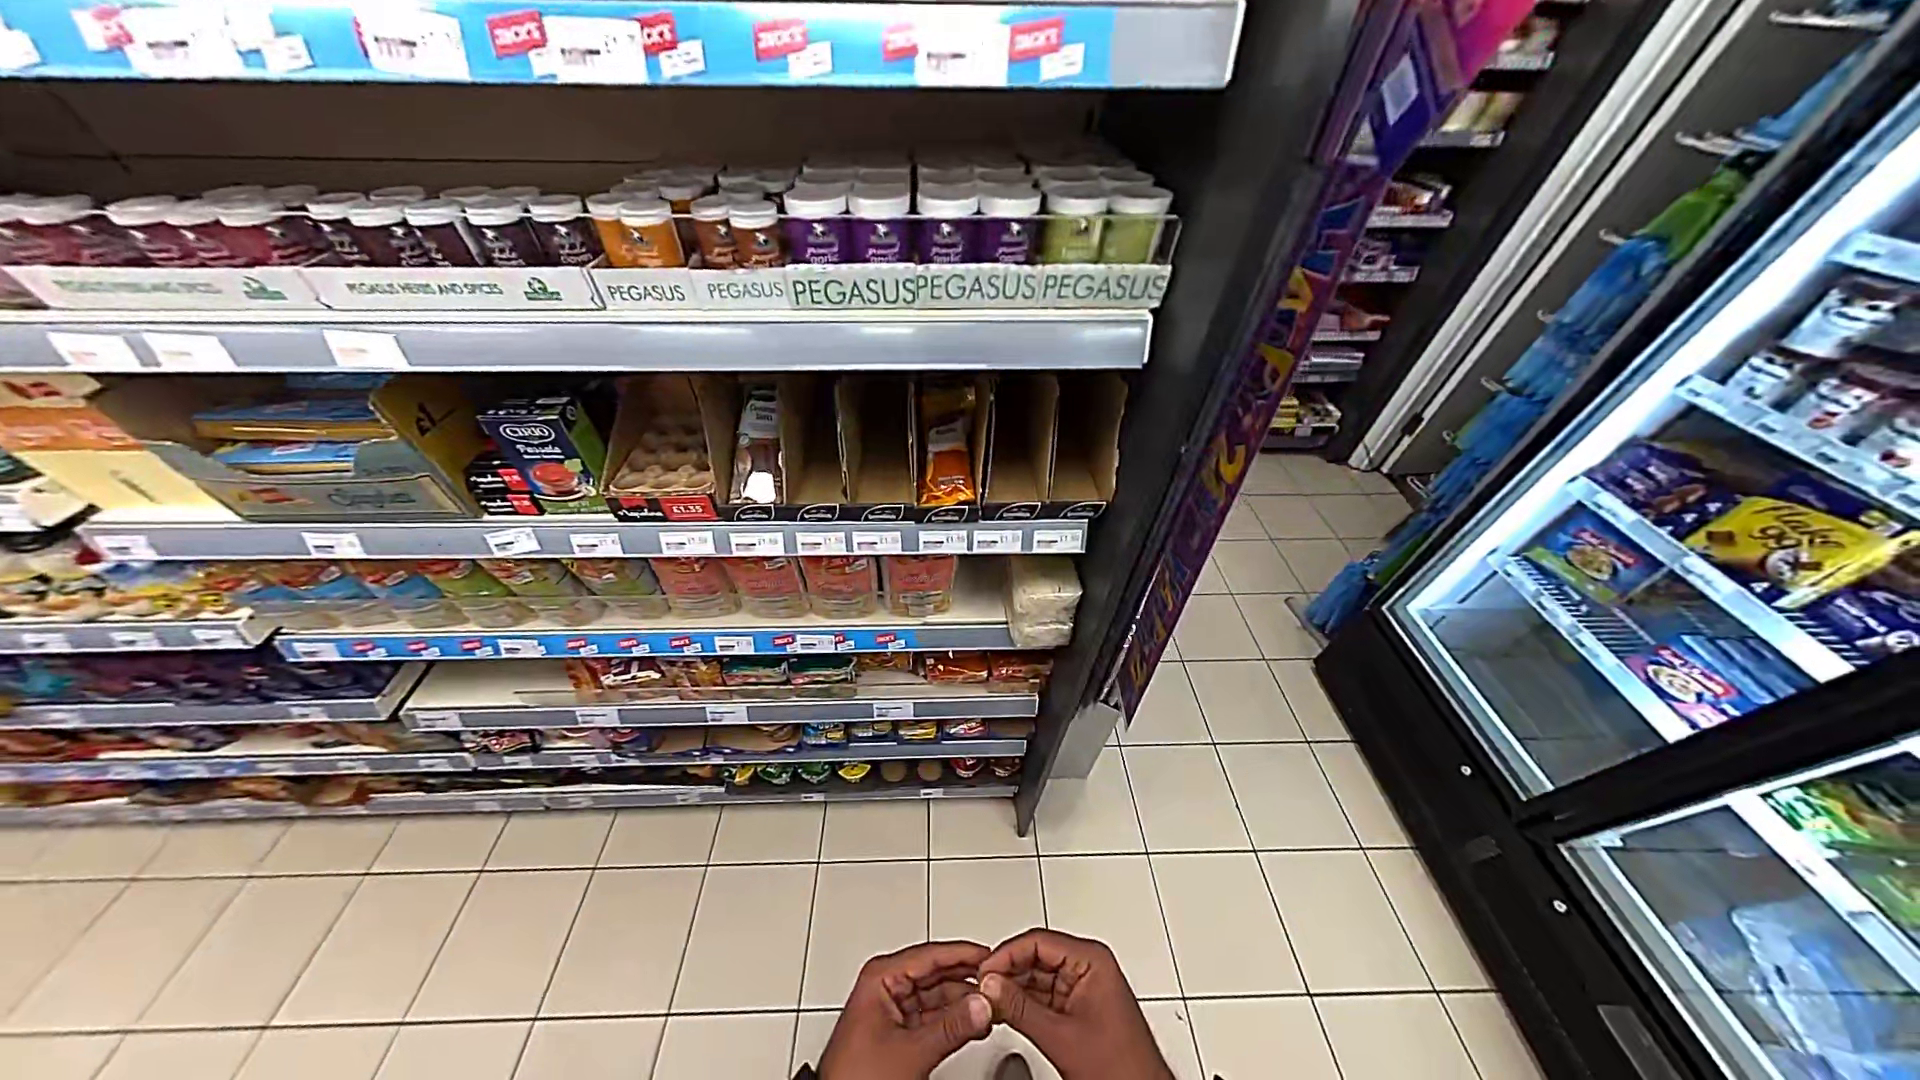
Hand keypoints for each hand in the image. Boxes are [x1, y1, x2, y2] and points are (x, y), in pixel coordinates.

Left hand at [816, 940, 993, 1079]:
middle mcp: (886, 986)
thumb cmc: (853, 1078)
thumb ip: (951, 1027)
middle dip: (967, 979)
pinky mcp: (897, 1030)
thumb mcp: (910, 1051)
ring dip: (962, 1001)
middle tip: (996, 984)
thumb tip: (981, 1005)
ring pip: (936, 994)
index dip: (963, 954)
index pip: (931, 955)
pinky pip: (932, 1014)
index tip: (991, 956)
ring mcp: (892, 1008)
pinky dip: (952, 1019)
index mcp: (881, 977)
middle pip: (936, 973)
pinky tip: (973, 1022)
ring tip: (990, 1006)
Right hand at [978, 929, 1172, 1079]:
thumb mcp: (1061, 1036)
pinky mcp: (1077, 1007)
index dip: (1007, 954)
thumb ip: (1021, 1007)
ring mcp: (1082, 987)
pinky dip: (1023, 1004)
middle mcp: (1088, 967)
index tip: (985, 971)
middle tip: (983, 988)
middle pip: (1036, 956)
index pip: (1039, 941)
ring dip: (1013, 990)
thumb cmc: (1124, 1068)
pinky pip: (1042, 996)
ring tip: (990, 1002)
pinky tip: (1005, 1012)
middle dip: (1008, 973)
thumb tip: (992, 984)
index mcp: (1091, 960)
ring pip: (1036, 977)